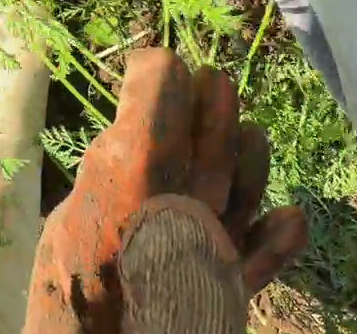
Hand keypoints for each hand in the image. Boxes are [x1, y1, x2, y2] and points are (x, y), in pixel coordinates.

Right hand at [23, 48, 308, 333]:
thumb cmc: (66, 284)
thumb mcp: (68, 209)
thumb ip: (111, 169)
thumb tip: (136, 127)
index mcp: (133, 168)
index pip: (162, 84)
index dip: (154, 67)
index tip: (146, 67)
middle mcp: (185, 194)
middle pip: (214, 122)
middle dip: (209, 93)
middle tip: (204, 79)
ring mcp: (216, 242)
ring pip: (248, 175)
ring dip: (250, 148)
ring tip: (248, 132)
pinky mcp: (235, 288)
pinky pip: (273, 253)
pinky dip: (283, 235)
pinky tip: (290, 218)